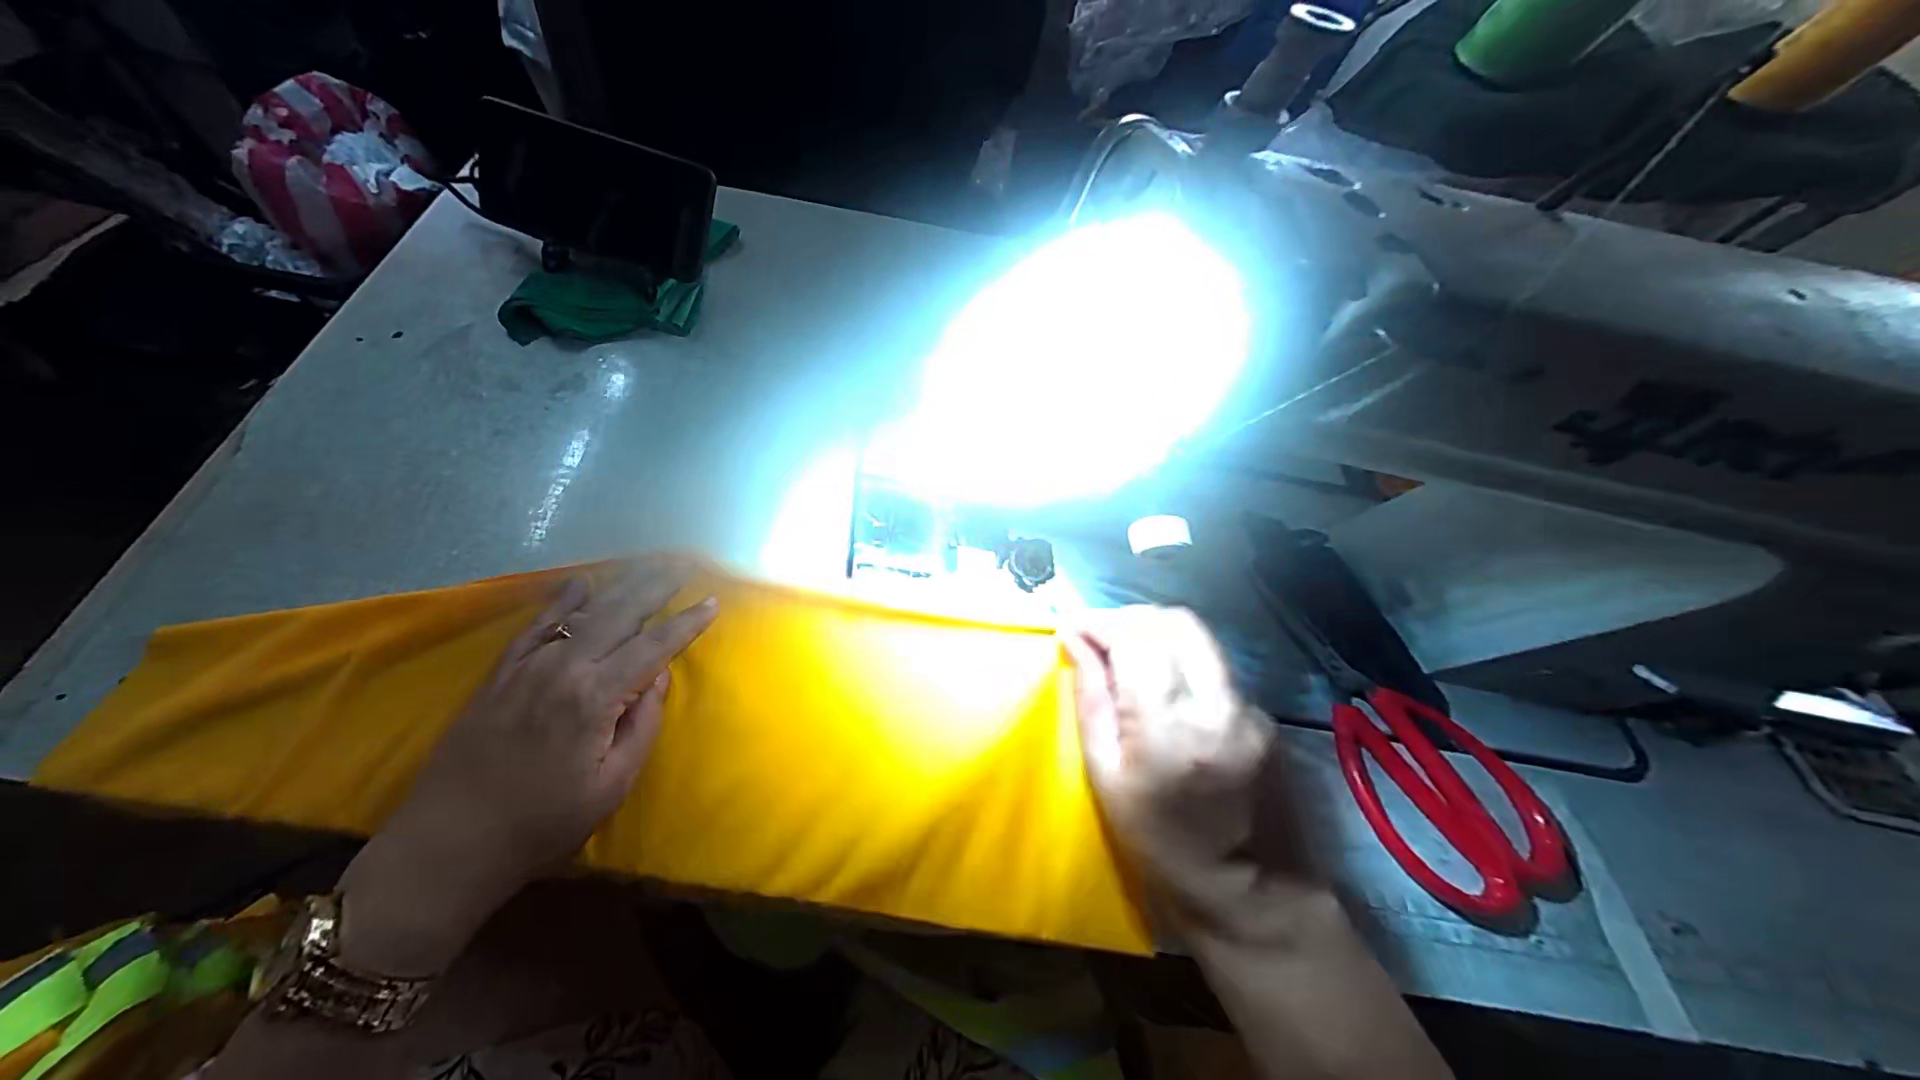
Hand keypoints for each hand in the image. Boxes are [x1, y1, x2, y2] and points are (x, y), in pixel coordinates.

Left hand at [338, 557, 718, 975]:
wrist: (448, 843)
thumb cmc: (543, 823)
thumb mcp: (612, 785)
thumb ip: (641, 725)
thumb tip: (657, 678)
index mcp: (595, 698)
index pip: (654, 647)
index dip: (686, 623)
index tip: (712, 602)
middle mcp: (562, 669)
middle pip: (620, 614)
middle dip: (656, 585)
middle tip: (684, 562)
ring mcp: (526, 667)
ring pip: (582, 613)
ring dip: (619, 585)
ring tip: (646, 564)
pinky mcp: (500, 674)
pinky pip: (537, 626)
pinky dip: (561, 602)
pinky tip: (579, 584)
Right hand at [1062, 606, 1322, 943]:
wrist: (1252, 891)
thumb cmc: (1160, 845)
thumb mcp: (1105, 777)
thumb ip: (1091, 699)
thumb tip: (1073, 642)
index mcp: (1171, 726)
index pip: (1135, 637)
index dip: (1098, 622)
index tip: (1070, 628)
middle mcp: (1217, 703)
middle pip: (1173, 621)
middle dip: (1128, 618)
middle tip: (1097, 639)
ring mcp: (1248, 706)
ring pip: (1197, 635)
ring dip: (1154, 633)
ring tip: (1124, 657)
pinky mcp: (1263, 712)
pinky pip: (1212, 663)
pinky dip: (1180, 659)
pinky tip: (1163, 687)